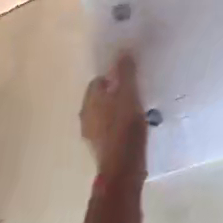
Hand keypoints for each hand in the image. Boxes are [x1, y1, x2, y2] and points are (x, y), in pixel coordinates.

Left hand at [81, 52, 146, 178]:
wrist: (123, 170)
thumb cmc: (125, 130)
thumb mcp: (129, 97)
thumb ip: (125, 75)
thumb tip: (122, 52)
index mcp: (90, 101)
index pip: (99, 81)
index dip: (114, 78)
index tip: (130, 80)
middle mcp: (85, 117)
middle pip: (100, 99)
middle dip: (115, 96)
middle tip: (135, 97)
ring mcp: (92, 136)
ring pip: (104, 117)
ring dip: (116, 113)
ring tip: (137, 114)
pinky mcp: (101, 151)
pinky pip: (110, 133)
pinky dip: (119, 129)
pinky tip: (133, 133)